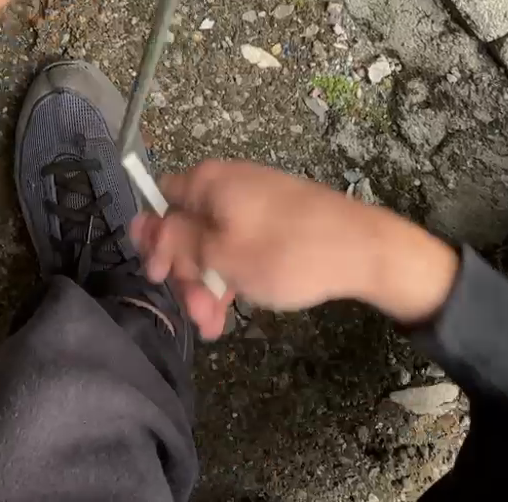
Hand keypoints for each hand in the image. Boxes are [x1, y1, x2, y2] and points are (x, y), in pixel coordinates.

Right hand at [131, 160, 459, 338]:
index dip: (154, 239)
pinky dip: (232, 272)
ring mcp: (252, 199)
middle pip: (187, 226)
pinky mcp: (273, 218)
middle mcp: (226, 183)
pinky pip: (238, 242)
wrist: (364, 249)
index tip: (159, 277)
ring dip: (208, 282)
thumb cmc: (286, 252)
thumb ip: (176, 239)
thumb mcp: (221, 254)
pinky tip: (234, 308)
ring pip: (213, 240)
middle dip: (186, 272)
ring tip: (216, 326)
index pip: (160, 200)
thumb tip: (143, 224)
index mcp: (207, 181)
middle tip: (197, 315)